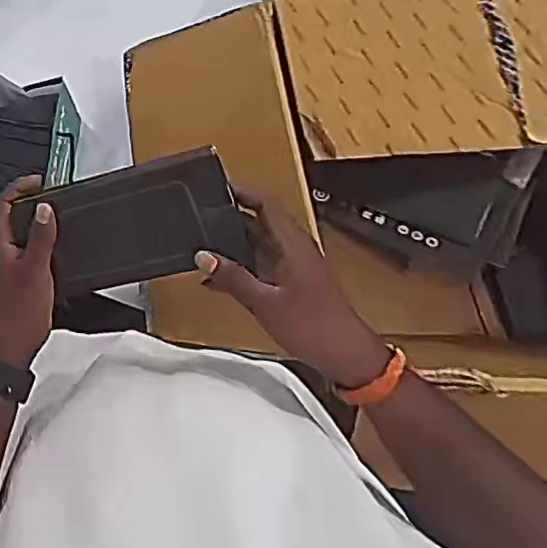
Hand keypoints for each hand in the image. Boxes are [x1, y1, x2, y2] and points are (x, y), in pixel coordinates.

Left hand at [0, 176, 56, 367]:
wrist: (20, 335)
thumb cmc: (20, 307)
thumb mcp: (34, 267)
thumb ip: (40, 237)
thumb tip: (44, 210)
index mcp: (2, 241)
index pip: (4, 202)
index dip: (19, 187)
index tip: (38, 181)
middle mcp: (7, 245)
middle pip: (15, 210)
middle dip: (31, 195)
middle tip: (50, 189)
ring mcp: (17, 255)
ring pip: (26, 225)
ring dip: (39, 213)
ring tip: (56, 205)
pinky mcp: (28, 265)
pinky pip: (36, 239)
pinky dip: (46, 231)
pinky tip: (60, 234)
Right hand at [195, 193, 390, 388]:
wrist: (348, 359)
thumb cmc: (313, 326)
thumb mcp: (265, 301)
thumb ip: (232, 277)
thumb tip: (203, 256)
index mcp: (292, 244)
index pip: (266, 205)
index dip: (242, 193)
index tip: (216, 188)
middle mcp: (292, 250)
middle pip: (258, 222)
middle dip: (229, 218)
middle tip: (198, 216)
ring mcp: (292, 267)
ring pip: (256, 245)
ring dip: (231, 245)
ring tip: (200, 246)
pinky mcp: (289, 284)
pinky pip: (258, 265)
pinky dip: (238, 267)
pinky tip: (215, 279)